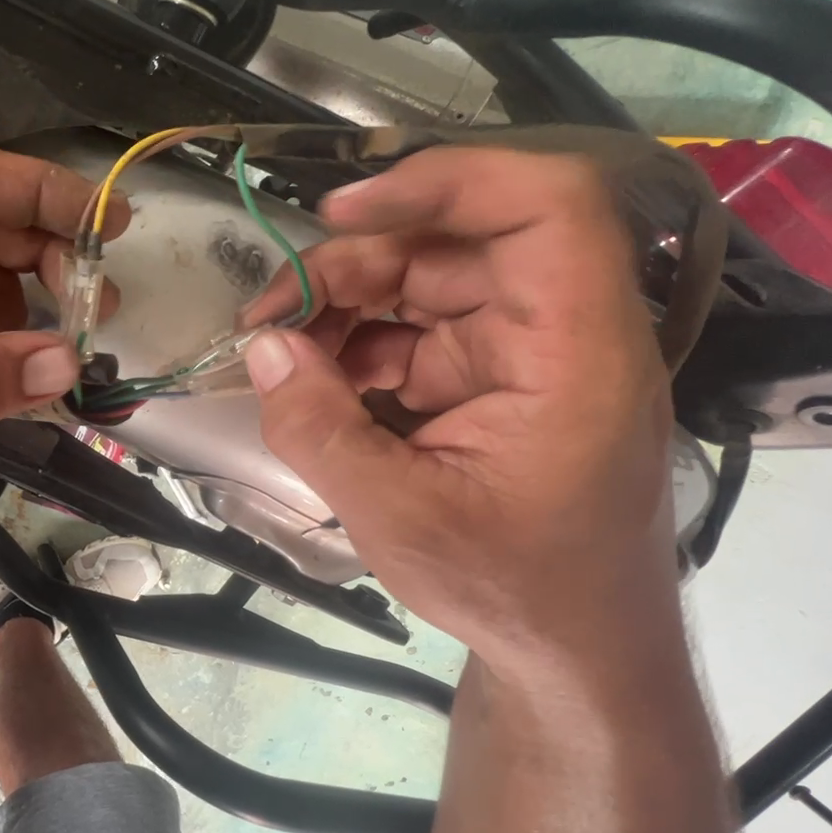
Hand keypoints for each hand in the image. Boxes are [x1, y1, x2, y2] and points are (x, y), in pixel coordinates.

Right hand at [239, 149, 679, 680]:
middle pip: (451, 245)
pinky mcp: (482, 382)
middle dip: (347, 268)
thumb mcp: (397, 513)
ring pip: (420, 285)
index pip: (543, 207)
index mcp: (571, 351)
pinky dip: (349, 348)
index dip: (443, 183)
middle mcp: (552, 333)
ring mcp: (515, 356)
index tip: (339, 214)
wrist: (568, 649)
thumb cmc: (512, 587)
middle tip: (265, 316)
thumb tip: (260, 349)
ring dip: (338, 307)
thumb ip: (318, 427)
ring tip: (274, 353)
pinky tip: (308, 382)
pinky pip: (407, 335)